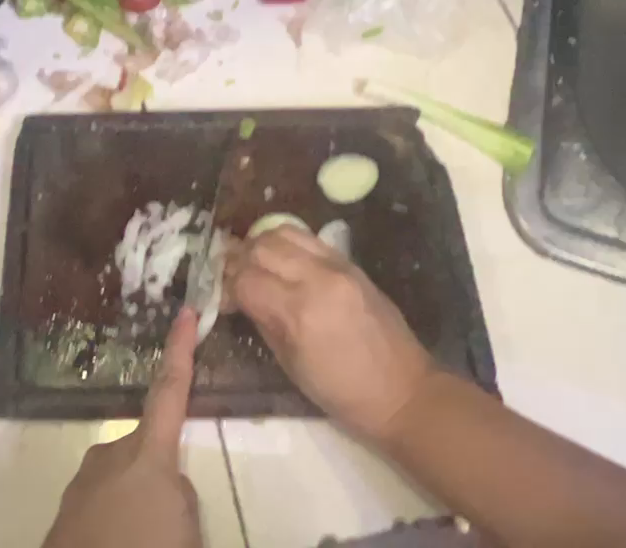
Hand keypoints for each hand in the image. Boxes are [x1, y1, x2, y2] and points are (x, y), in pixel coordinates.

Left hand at [42, 307, 203, 547]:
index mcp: (149, 457)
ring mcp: (81, 486)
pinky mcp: (62, 518)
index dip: (181, 350)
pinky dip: (114, 528)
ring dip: (137, 509)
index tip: (186, 312)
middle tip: (173, 529)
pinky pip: (101, 511)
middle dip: (162, 480)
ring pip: (124, 486)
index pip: (172, 391)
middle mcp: (110, 458)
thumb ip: (181, 498)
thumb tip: (167, 490)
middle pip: (148, 455)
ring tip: (144, 542)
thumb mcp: (190, 532)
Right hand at [225, 227, 434, 445]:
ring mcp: (336, 266)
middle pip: (260, 248)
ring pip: (283, 233)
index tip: (223, 299)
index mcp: (299, 312)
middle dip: (238, 260)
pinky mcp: (350, 262)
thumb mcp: (289, 364)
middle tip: (231, 278)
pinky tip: (281, 261)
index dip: (226, 287)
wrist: (402, 390)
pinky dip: (287, 244)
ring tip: (254, 264)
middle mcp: (316, 278)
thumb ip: (262, 320)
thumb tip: (238, 296)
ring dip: (260, 245)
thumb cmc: (341, 392)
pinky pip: (308, 239)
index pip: (245, 279)